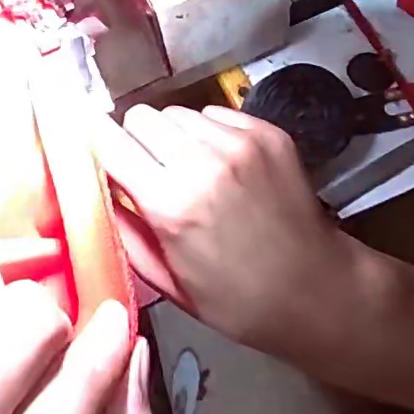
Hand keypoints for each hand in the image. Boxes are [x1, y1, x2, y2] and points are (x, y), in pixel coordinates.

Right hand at [91, 104, 361, 358]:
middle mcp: (202, 160)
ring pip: (177, 113)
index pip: (108, 141)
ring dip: (172, 136)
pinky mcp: (266, 131)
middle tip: (148, 169)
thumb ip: (124, 230)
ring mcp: (239, 141)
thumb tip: (96, 188)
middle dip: (135, 140)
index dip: (96, 142)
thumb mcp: (167, 281)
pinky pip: (214, 114)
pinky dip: (208, 134)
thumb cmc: (237, 300)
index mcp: (171, 203)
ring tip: (190, 169)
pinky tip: (223, 165)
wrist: (320, 290)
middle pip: (141, 116)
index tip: (93, 148)